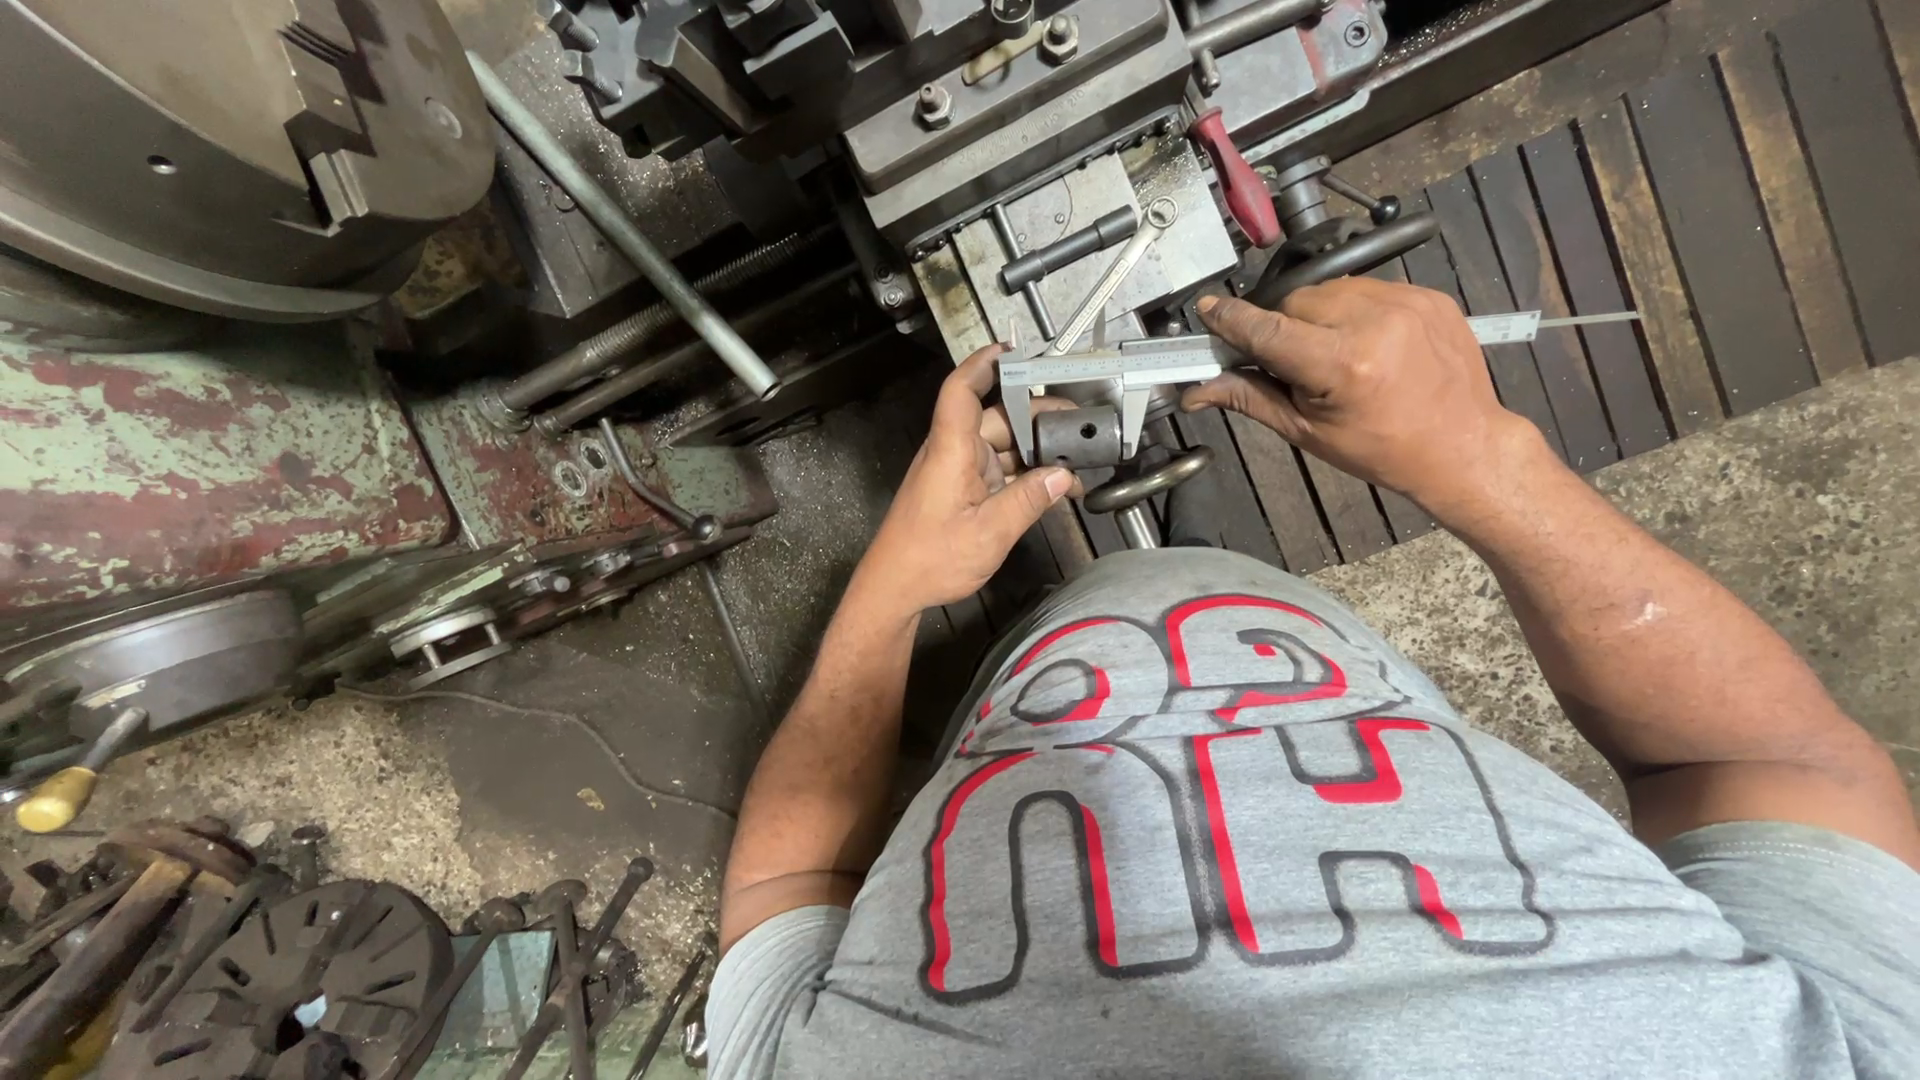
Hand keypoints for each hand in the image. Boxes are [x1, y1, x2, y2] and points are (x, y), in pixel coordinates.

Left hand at [853, 345, 1076, 615]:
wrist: (895, 588)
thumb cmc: (930, 559)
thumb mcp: (989, 533)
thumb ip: (1029, 501)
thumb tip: (1063, 477)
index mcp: (951, 450)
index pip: (961, 390)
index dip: (984, 363)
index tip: (1012, 349)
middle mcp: (952, 453)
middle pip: (996, 417)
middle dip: (1037, 417)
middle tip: (1077, 427)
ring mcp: (956, 472)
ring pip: (1002, 445)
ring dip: (1035, 452)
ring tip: (1073, 463)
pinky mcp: (961, 491)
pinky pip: (997, 471)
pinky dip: (1023, 475)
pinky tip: (1051, 488)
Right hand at [1182, 278, 1555, 518]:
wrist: (1462, 444)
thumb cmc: (1379, 449)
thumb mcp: (1305, 431)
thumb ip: (1249, 398)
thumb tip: (1197, 392)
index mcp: (1343, 365)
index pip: (1269, 330)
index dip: (1233, 320)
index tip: (1207, 310)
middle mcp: (1375, 322)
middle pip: (1296, 302)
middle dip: (1282, 326)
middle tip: (1288, 360)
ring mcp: (1407, 302)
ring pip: (1329, 290)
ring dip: (1315, 314)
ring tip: (1330, 352)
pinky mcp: (1428, 294)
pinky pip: (1366, 289)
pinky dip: (1351, 311)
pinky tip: (1362, 343)